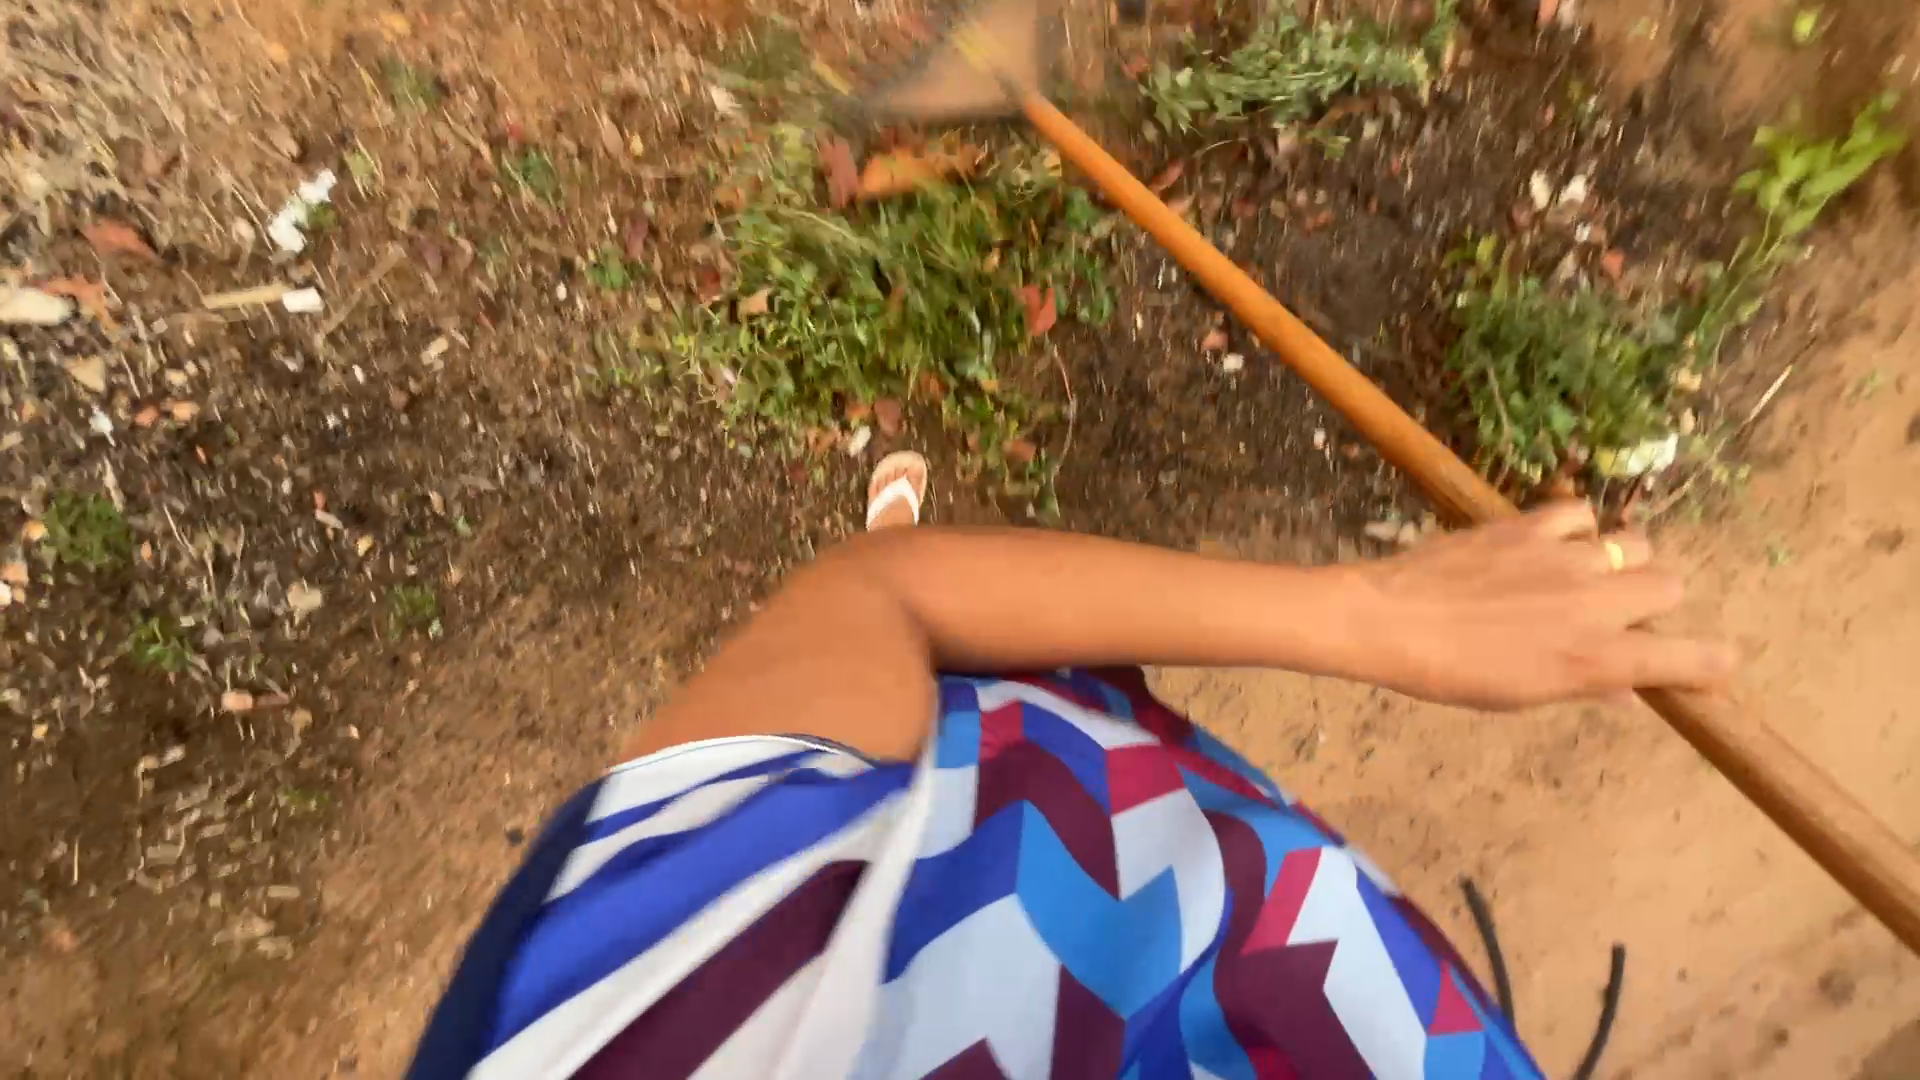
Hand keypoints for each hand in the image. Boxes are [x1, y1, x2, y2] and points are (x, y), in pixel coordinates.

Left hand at [1343, 501, 1736, 709]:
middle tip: (1613, 608)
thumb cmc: (1444, 670)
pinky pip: (1579, 512)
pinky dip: (1576, 526)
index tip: (1701, 661)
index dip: (1709, 661)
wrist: (1384, 620)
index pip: (1696, 658)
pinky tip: (1551, 540)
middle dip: (1653, 598)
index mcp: (1598, 659)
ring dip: (1618, 559)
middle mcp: (1595, 605)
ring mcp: (1563, 559)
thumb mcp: (1516, 696)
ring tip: (1580, 572)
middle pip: (1672, 585)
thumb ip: (1581, 686)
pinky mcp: (1526, 527)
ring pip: (1634, 544)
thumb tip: (1626, 690)